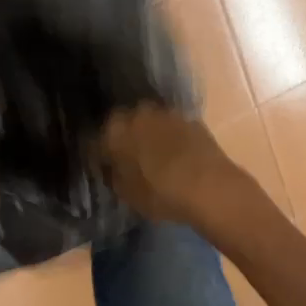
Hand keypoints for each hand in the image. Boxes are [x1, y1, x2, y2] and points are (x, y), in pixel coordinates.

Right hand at [100, 105, 257, 229]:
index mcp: (114, 130)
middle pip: (122, 124)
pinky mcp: (188, 117)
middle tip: (127, 159)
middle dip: (122, 138)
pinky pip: (170, 127)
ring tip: (153, 156)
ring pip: (147, 122)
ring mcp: (164, 111)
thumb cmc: (160, 193)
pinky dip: (169, 137)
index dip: (97, 153)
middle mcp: (136, 112)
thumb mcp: (126, 194)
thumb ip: (112, 175)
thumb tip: (108, 166)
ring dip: (147, 134)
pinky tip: (175, 155)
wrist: (210, 185)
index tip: (100, 165)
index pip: (96, 139)